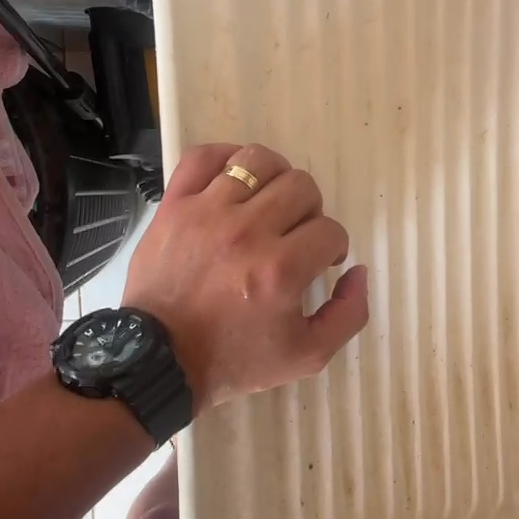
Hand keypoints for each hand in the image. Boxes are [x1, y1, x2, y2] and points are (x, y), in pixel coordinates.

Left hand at [122, 143, 368, 409]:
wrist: (160, 361)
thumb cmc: (234, 360)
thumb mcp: (307, 356)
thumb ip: (348, 315)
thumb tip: (358, 271)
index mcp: (281, 270)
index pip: (330, 231)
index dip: (333, 248)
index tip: (319, 263)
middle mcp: (247, 233)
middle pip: (302, 187)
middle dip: (310, 212)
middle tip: (295, 236)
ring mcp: (206, 213)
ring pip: (259, 161)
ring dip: (275, 180)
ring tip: (268, 204)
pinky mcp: (174, 206)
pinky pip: (203, 157)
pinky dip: (225, 158)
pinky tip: (234, 183)